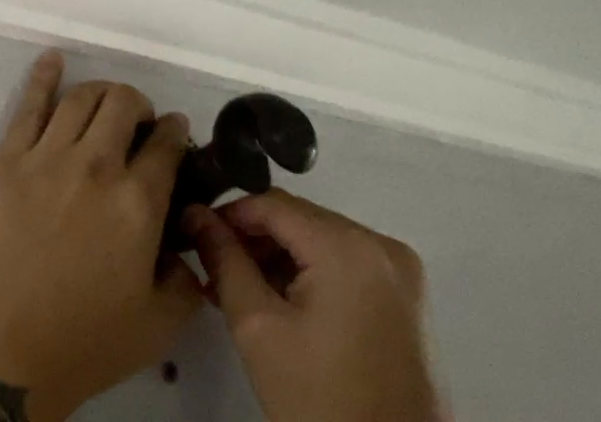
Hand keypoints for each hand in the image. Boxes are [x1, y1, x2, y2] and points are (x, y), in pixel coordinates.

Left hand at [0, 51, 203, 421]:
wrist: (5, 351)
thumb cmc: (86, 340)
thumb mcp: (160, 321)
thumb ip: (188, 275)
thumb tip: (189, 241)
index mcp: (139, 202)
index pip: (166, 143)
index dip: (176, 132)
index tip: (174, 134)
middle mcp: (96, 166)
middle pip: (124, 104)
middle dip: (139, 107)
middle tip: (137, 125)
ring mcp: (46, 158)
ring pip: (81, 98)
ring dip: (101, 93)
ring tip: (105, 105)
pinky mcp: (7, 161)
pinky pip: (27, 106)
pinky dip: (43, 78)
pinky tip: (52, 62)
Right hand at [185, 192, 441, 421]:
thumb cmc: (317, 395)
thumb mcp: (256, 326)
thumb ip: (223, 260)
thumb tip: (195, 213)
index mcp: (348, 247)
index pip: (272, 204)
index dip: (228, 214)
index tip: (194, 234)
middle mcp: (381, 244)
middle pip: (299, 219)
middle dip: (253, 238)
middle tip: (212, 268)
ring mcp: (399, 269)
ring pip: (320, 239)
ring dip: (278, 256)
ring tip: (238, 289)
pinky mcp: (406, 295)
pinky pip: (345, 262)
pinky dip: (310, 272)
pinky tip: (278, 301)